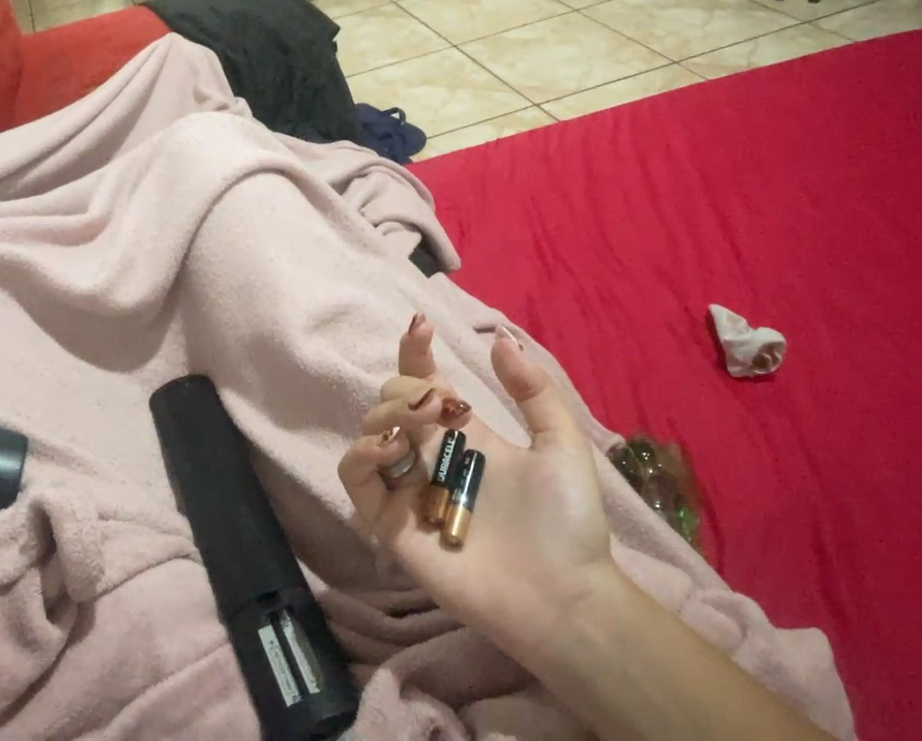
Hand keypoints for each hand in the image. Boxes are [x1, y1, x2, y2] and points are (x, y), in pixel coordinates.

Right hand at [338, 317, 618, 652]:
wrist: (563, 594)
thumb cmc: (566, 522)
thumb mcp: (562, 442)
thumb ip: (532, 388)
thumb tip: (498, 336)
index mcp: (466, 433)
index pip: (424, 380)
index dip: (415, 351)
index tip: (420, 326)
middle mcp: (430, 454)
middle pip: (392, 399)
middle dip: (407, 389)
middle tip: (440, 406)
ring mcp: (407, 487)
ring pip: (369, 429)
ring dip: (388, 413)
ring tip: (423, 422)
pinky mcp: (389, 521)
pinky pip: (355, 476)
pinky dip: (361, 454)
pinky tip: (391, 447)